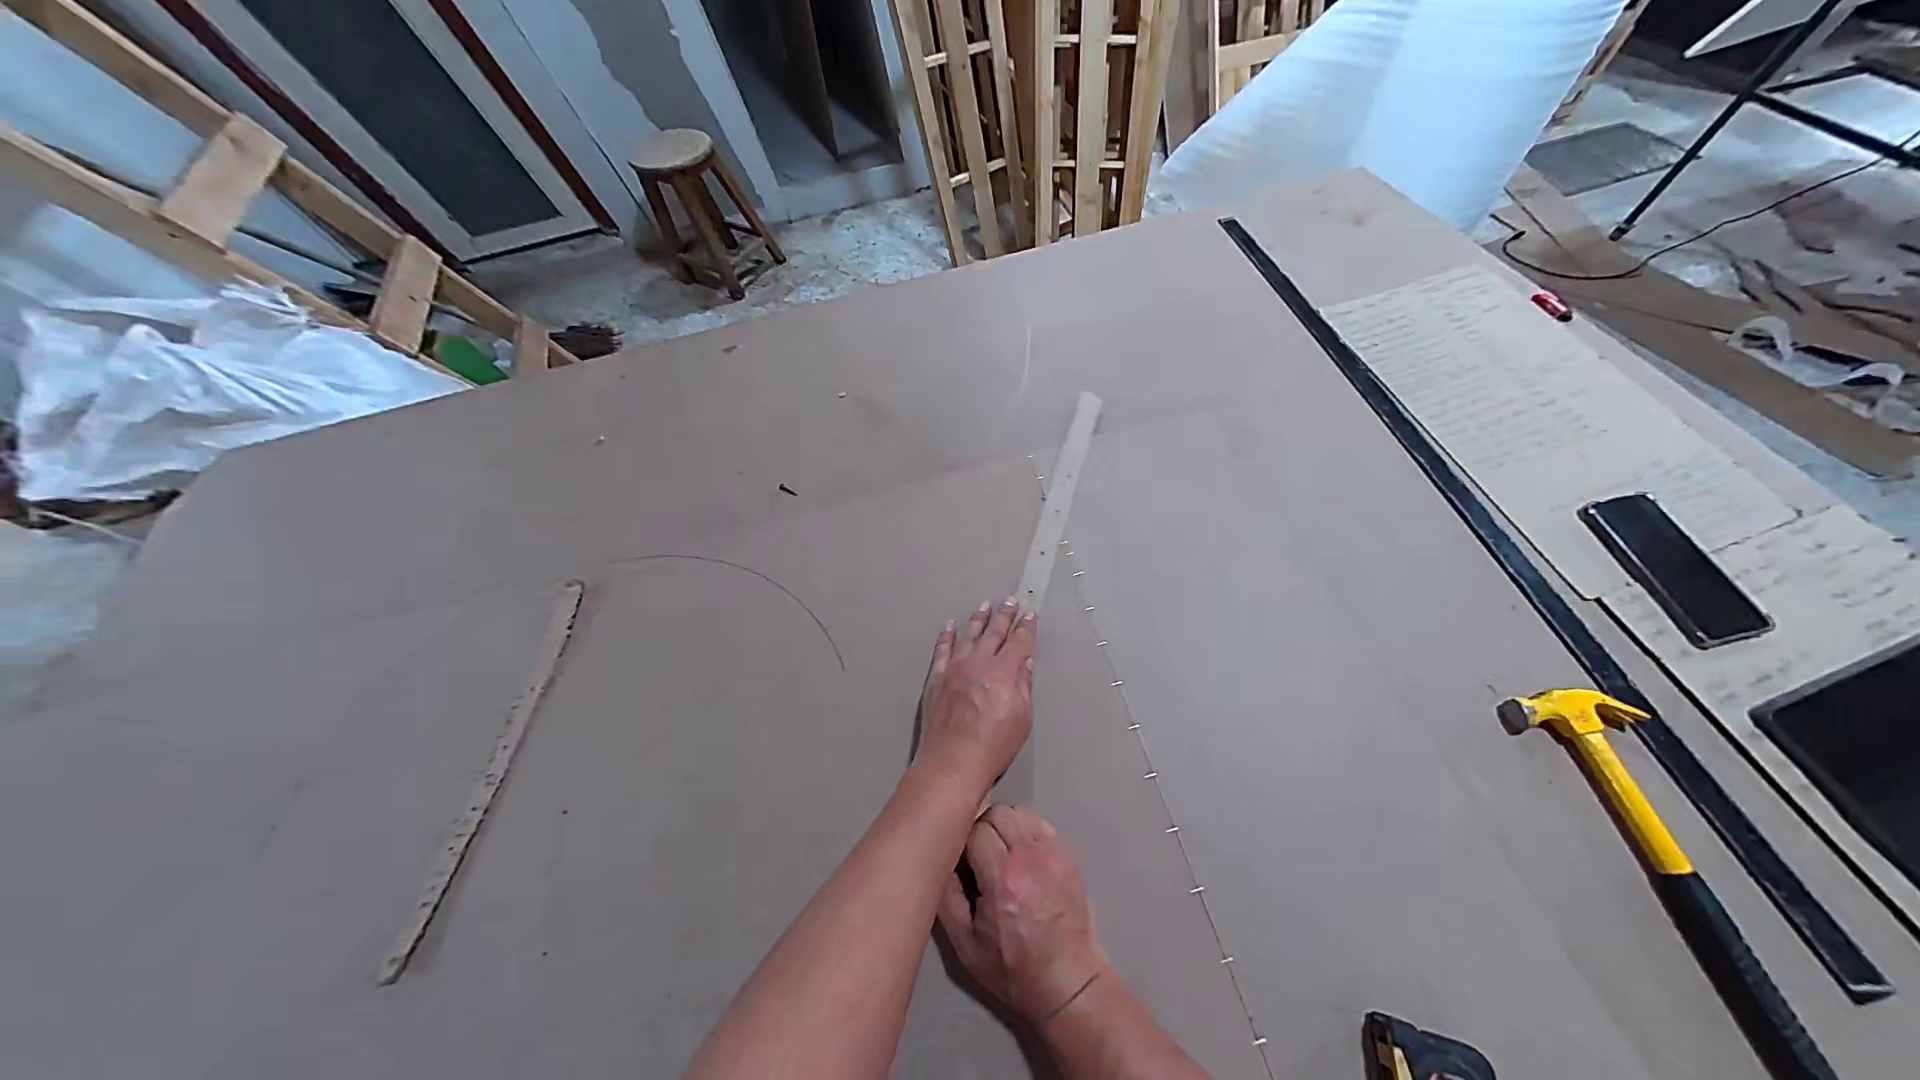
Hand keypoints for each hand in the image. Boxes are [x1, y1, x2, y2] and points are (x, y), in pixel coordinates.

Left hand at [918, 597, 1035, 791]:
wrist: (952, 763)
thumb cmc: (991, 747)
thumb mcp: (1022, 718)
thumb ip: (1023, 686)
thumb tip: (1024, 664)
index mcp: (1003, 673)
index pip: (1019, 642)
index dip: (1026, 628)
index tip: (1029, 617)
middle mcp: (978, 664)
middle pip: (994, 633)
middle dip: (1004, 615)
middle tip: (1010, 601)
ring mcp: (954, 670)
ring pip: (968, 636)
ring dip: (978, 620)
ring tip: (984, 607)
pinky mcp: (937, 679)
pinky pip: (942, 651)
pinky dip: (947, 638)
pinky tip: (950, 628)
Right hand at [937, 804, 1109, 1024]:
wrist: (1068, 982)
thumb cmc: (1015, 969)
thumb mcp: (965, 945)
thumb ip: (946, 897)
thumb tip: (938, 860)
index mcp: (1003, 879)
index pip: (974, 829)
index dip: (962, 842)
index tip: (960, 862)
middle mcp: (1031, 858)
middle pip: (996, 812)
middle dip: (981, 829)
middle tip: (977, 856)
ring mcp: (1054, 852)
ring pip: (1018, 811)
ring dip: (1003, 825)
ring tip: (999, 853)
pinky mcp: (1068, 854)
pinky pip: (1039, 822)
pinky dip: (1025, 830)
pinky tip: (1020, 855)